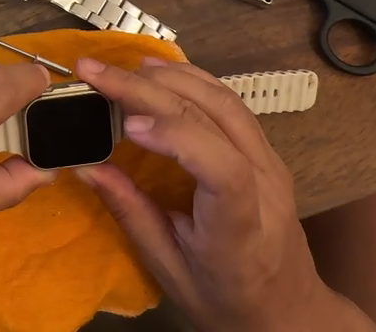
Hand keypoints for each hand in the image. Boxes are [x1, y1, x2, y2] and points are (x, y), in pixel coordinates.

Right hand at [74, 57, 374, 331]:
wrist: (290, 310)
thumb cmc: (227, 299)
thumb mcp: (171, 271)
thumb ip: (131, 214)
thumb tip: (85, 165)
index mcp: (241, 229)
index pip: (224, 171)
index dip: (177, 137)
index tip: (128, 126)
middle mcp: (265, 186)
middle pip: (211, 119)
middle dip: (145, 89)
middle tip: (94, 71)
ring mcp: (270, 162)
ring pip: (222, 99)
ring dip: (167, 76)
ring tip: (120, 68)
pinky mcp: (266, 150)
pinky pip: (229, 100)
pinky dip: (190, 77)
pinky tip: (158, 71)